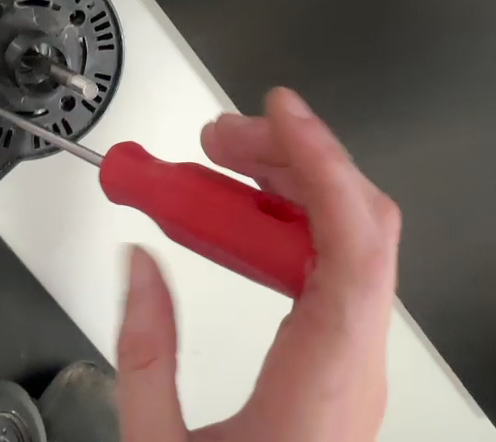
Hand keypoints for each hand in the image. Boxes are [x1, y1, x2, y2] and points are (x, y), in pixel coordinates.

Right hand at [117, 87, 400, 440]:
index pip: (352, 246)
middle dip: (289, 158)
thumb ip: (145, 351)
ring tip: (222, 163)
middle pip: (357, 222)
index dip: (322, 163)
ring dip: (290, 183)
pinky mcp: (341, 358)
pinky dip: (291, 219)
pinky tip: (243, 214)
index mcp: (326, 383)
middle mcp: (358, 362)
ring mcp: (356, 359)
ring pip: (349, 234)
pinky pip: (331, 262)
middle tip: (218, 140)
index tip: (279, 111)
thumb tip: (137, 260)